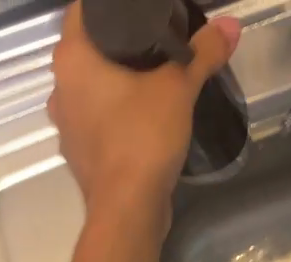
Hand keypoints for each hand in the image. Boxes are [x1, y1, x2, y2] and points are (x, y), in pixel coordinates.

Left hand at [47, 3, 241, 218]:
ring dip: (115, 84)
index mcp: (72, 58)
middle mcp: (60, 88)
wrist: (127, 211)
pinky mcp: (81, 157)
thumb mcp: (178, 89)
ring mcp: (67, 126)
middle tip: (153, 41)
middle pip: (88, 50)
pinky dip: (114, 116)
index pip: (84, 10)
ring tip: (150, 80)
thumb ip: (202, 53)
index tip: (140, 11)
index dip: (111, 5)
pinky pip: (96, 123)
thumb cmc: (142, 139)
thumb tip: (231, 25)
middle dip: (118, 44)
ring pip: (90, 90)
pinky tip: (140, 118)